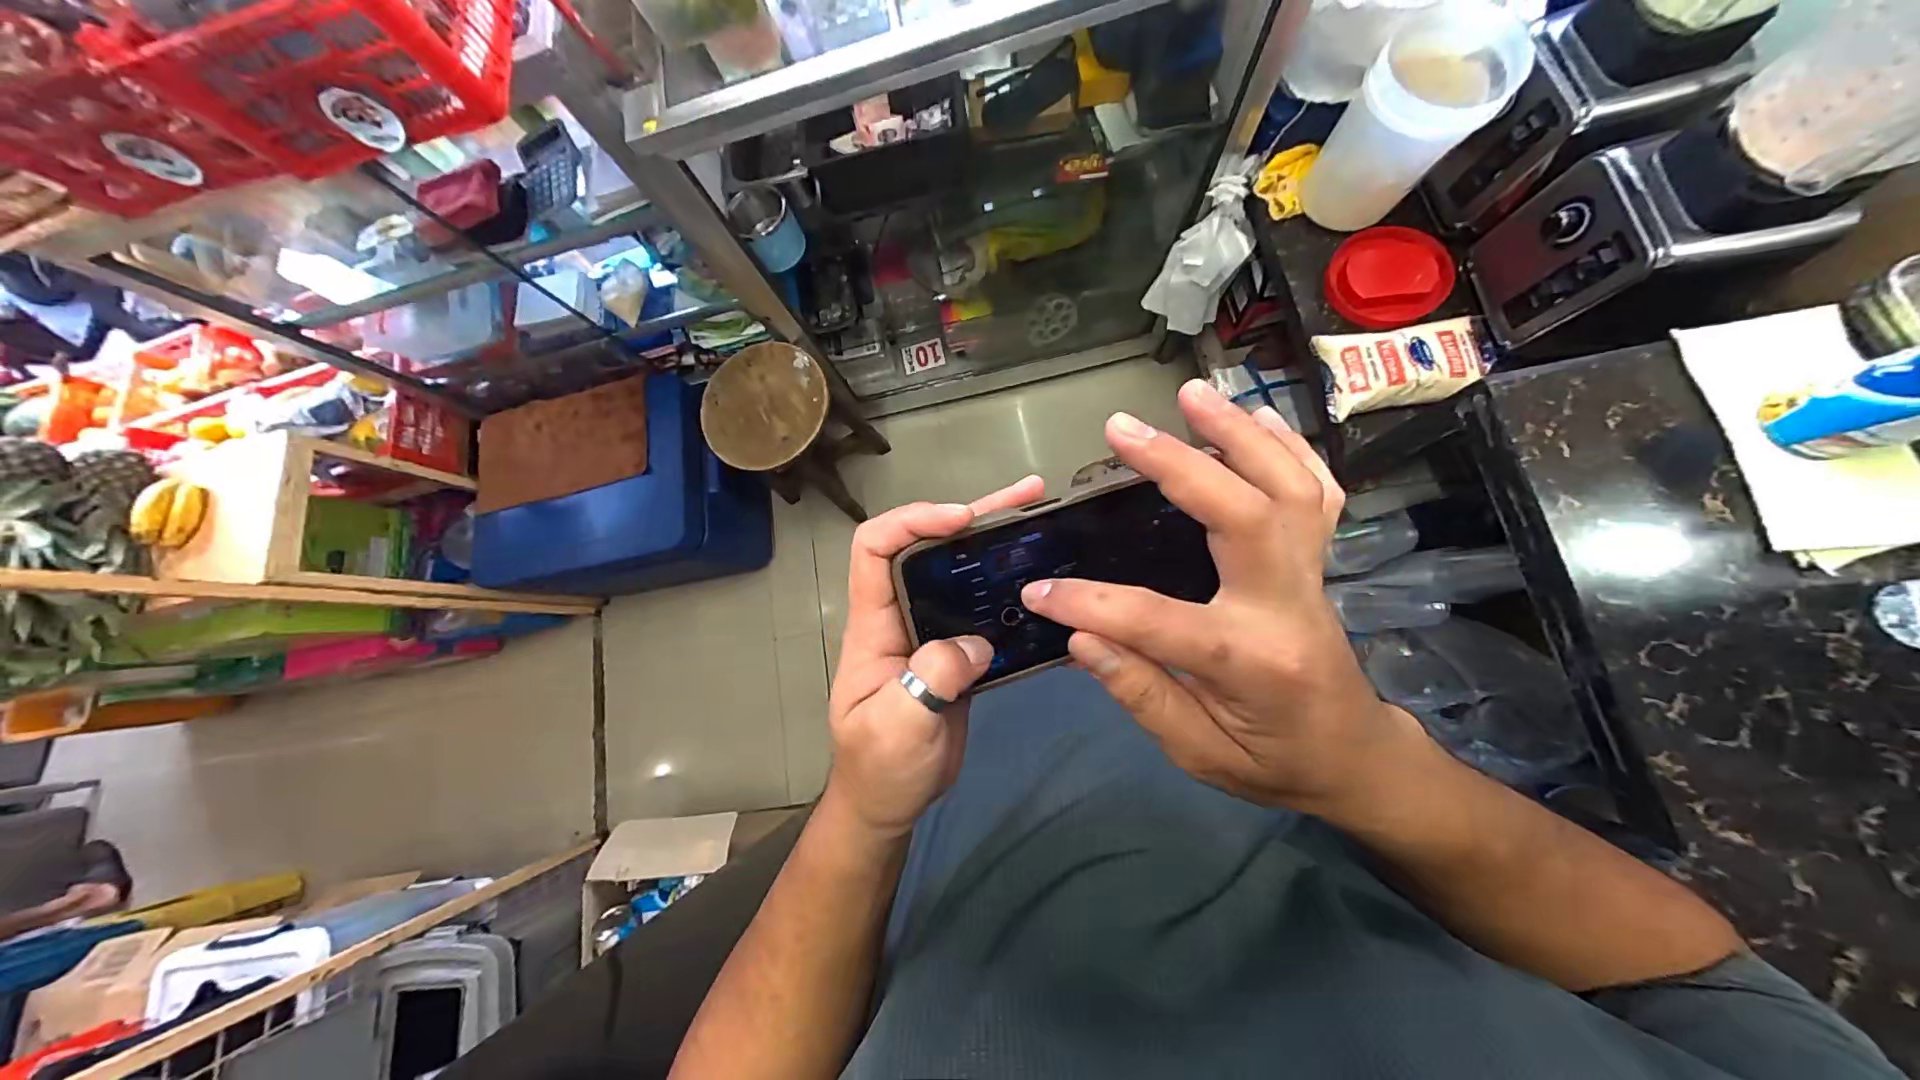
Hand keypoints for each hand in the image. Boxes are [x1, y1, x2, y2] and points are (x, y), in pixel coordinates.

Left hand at [824, 475, 1048, 838]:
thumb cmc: (879, 768)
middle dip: (973, 514)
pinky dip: (1010, 588)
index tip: (961, 519)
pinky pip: (983, 608)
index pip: (875, 548)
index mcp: (874, 625)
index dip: (913, 521)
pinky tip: (1044, 581)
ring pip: (960, 572)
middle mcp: (903, 614)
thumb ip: (928, 682)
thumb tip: (973, 643)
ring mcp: (932, 631)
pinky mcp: (958, 652)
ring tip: (1041, 517)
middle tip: (1026, 495)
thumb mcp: (896, 729)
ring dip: (997, 543)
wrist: (892, 801)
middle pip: (928, 546)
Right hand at [1020, 380, 1424, 812]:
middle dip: (1178, 465)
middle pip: (1243, 513)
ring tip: (1192, 393)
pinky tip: (1258, 416)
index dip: (1088, 604)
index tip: (1038, 592)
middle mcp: (1287, 604)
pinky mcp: (1319, 562)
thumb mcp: (1199, 752)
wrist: (1358, 759)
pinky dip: (1290, 446)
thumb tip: (1081, 636)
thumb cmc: (1274, 762)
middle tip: (1122, 428)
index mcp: (1251, 660)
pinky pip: (1317, 491)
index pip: (1155, 620)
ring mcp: (1313, 575)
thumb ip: (1141, 693)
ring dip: (1240, 433)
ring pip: (1288, 486)